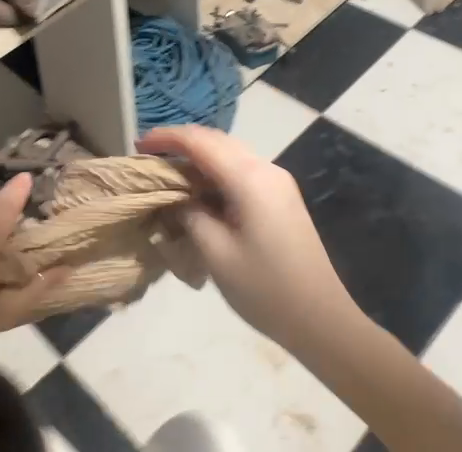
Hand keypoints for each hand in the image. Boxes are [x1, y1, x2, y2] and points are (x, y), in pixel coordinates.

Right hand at [138, 125, 358, 342]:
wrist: (323, 322)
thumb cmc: (266, 289)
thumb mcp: (216, 253)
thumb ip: (190, 214)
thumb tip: (177, 197)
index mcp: (250, 179)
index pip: (200, 142)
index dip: (166, 138)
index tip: (138, 146)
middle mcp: (266, 169)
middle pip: (216, 141)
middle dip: (180, 143)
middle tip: (149, 158)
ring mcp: (278, 183)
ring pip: (229, 153)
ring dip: (198, 157)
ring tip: (168, 173)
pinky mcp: (281, 198)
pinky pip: (241, 170)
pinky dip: (214, 172)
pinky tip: (198, 190)